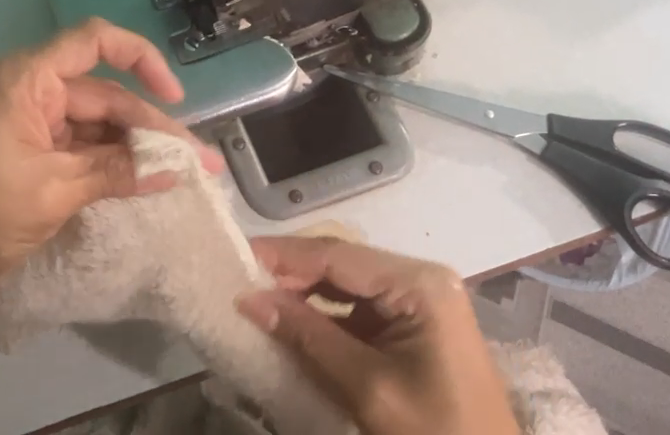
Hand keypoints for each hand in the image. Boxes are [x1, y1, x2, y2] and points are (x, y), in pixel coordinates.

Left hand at [0, 18, 221, 299]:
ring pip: (99, 123)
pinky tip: (150, 180)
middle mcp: (33, 90)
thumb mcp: (56, 189)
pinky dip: (115, 162)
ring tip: (187, 173)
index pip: (93, 41)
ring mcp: (34, 122)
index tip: (174, 95)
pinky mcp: (35, 152)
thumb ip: (118, 171)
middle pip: (105, 94)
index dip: (140, 58)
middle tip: (199, 161)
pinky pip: (85, 146)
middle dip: (151, 125)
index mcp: (28, 79)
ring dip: (138, 147)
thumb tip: (178, 168)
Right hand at [237, 237, 518, 434]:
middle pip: (341, 262)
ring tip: (257, 297)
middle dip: (290, 272)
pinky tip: (292, 320)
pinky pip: (359, 306)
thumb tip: (249, 299)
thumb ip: (307, 336)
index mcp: (420, 283)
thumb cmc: (434, 433)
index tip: (235, 257)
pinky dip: (324, 313)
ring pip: (346, 282)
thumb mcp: (367, 388)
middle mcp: (422, 278)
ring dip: (303, 291)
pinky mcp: (415, 326)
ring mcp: (421, 302)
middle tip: (240, 280)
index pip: (336, 254)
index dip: (282, 254)